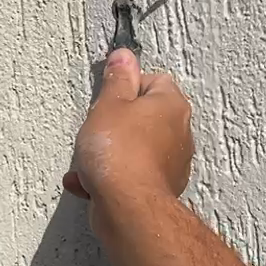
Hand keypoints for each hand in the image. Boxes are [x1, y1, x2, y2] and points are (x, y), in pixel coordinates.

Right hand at [63, 49, 192, 229]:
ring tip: (90, 162)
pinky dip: (110, 179)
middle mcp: (178, 135)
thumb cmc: (119, 154)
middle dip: (115, 125)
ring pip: (134, 150)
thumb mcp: (108, 105)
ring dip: (108, 155)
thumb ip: (116, 79)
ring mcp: (170, 166)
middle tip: (98, 130)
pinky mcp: (156, 191)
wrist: (127, 208)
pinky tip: (88, 185)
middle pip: (143, 118)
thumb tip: (123, 57)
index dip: (126, 87)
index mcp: (171, 106)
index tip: (107, 96)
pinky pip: (130, 177)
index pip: (153, 80)